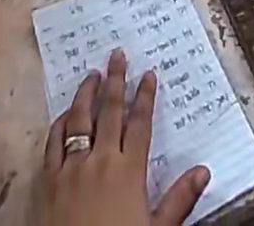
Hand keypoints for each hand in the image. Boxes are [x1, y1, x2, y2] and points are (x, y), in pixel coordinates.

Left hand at [41, 50, 210, 225]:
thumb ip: (179, 199)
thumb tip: (204, 170)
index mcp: (129, 171)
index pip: (140, 123)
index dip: (145, 96)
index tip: (148, 73)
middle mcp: (100, 161)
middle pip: (110, 112)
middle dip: (116, 80)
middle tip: (118, 54)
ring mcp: (71, 169)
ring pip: (79, 120)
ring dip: (86, 94)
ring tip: (93, 74)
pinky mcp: (48, 181)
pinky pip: (53, 143)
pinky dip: (60, 124)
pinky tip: (65, 114)